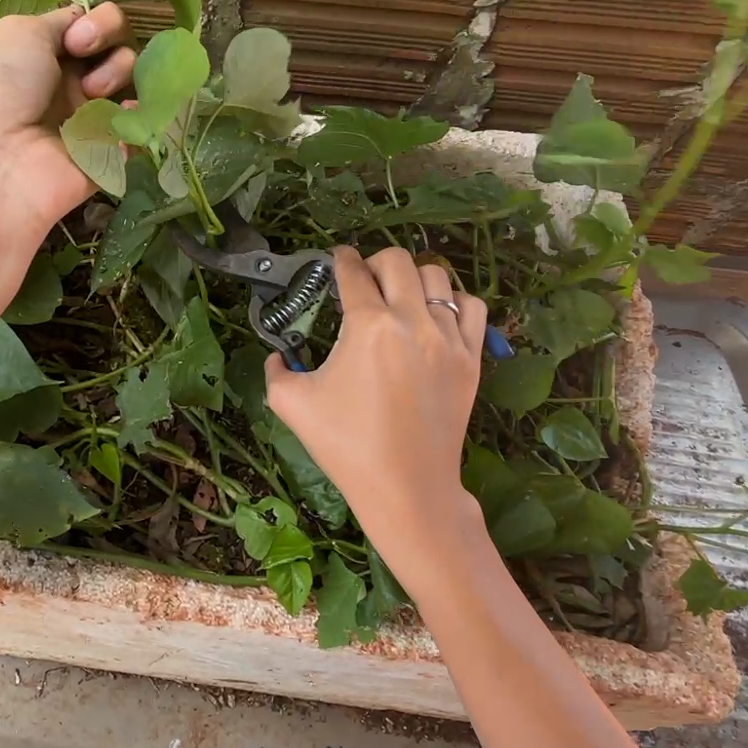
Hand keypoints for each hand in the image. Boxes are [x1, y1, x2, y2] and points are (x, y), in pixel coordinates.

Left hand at [0, 3, 135, 227]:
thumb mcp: (18, 34)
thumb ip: (60, 22)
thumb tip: (85, 24)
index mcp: (45, 56)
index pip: (92, 27)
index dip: (97, 22)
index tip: (76, 39)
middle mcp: (69, 84)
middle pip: (118, 47)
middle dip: (112, 42)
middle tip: (84, 61)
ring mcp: (92, 119)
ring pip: (133, 81)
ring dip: (120, 73)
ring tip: (95, 93)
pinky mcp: (109, 154)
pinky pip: (138, 128)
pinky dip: (140, 115)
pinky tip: (126, 114)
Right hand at [265, 247, 489, 588]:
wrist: (407, 487)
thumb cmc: (346, 445)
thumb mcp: (291, 405)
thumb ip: (275, 370)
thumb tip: (276, 355)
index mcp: (368, 326)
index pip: (353, 273)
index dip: (340, 260)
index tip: (335, 260)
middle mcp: (413, 321)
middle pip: (398, 260)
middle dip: (374, 261)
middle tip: (362, 280)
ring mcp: (449, 339)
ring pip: (438, 277)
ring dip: (413, 278)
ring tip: (399, 296)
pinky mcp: (471, 359)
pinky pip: (471, 307)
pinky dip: (452, 302)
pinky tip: (434, 317)